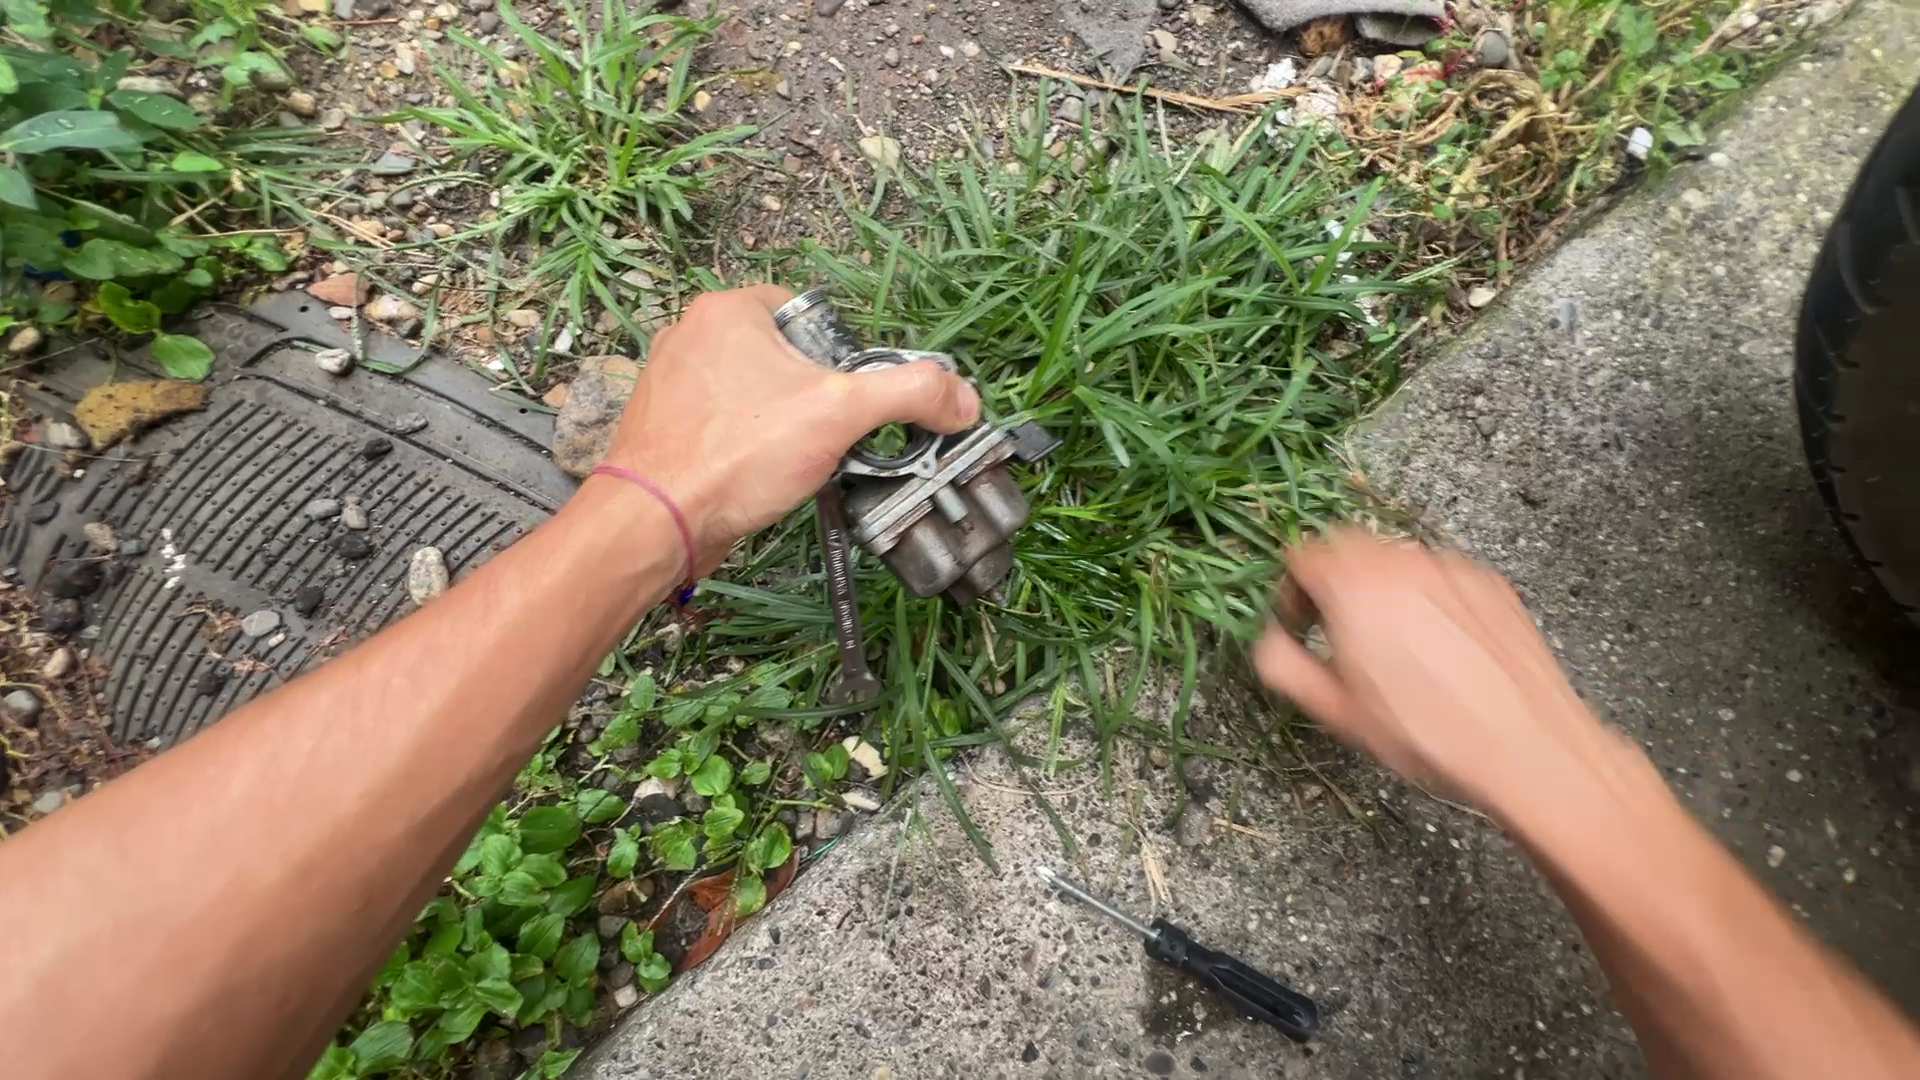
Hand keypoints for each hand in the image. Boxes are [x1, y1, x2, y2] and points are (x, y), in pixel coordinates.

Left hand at [599, 285, 979, 573]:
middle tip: (831, 435)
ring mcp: (676, 381)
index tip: (851, 399)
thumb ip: (908, 394)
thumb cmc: (736, 454)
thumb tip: (964, 398)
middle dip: (818, 399)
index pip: (814, 316)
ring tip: (796, 459)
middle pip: (790, 358)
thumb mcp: (840, 414)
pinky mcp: (669, 424)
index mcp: (731, 309)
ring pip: (761, 394)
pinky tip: (761, 474)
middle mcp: (695, 334)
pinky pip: (732, 423)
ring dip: (788, 425)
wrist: (655, 522)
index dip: (844, 360)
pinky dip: (754, 446)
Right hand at [1252, 529, 1627, 812]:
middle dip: (1331, 577)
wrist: (1530, 747)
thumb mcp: (1333, 709)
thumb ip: (1281, 665)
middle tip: (1336, 624)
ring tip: (1388, 636)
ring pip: (1392, 555)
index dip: (1290, 589)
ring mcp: (1448, 567)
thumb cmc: (1422, 731)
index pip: (1300, 555)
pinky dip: (1421, 592)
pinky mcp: (1488, 581)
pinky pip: (1436, 570)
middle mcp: (1398, 562)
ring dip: (1375, 582)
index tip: (1299, 624)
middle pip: (1345, 543)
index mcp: (1351, 587)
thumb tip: (1267, 641)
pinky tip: (1436, 641)